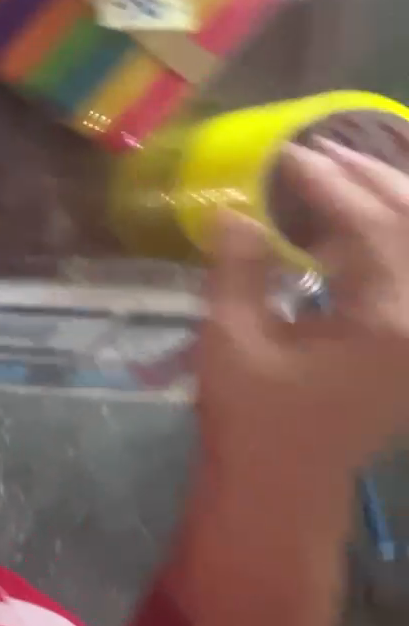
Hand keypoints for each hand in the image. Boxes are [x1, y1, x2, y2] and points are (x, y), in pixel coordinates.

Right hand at [198, 142, 408, 479]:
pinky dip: (391, 238)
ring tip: (349, 172)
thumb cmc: (252, 412)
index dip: (331, 188)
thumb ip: (240, 274)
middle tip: (323, 152)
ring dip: (393, 205)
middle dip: (376, 183)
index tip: (291, 158)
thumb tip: (234, 215)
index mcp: (390, 320)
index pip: (374, 230)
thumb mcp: (232, 341)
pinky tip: (358, 223)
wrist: (287, 473)